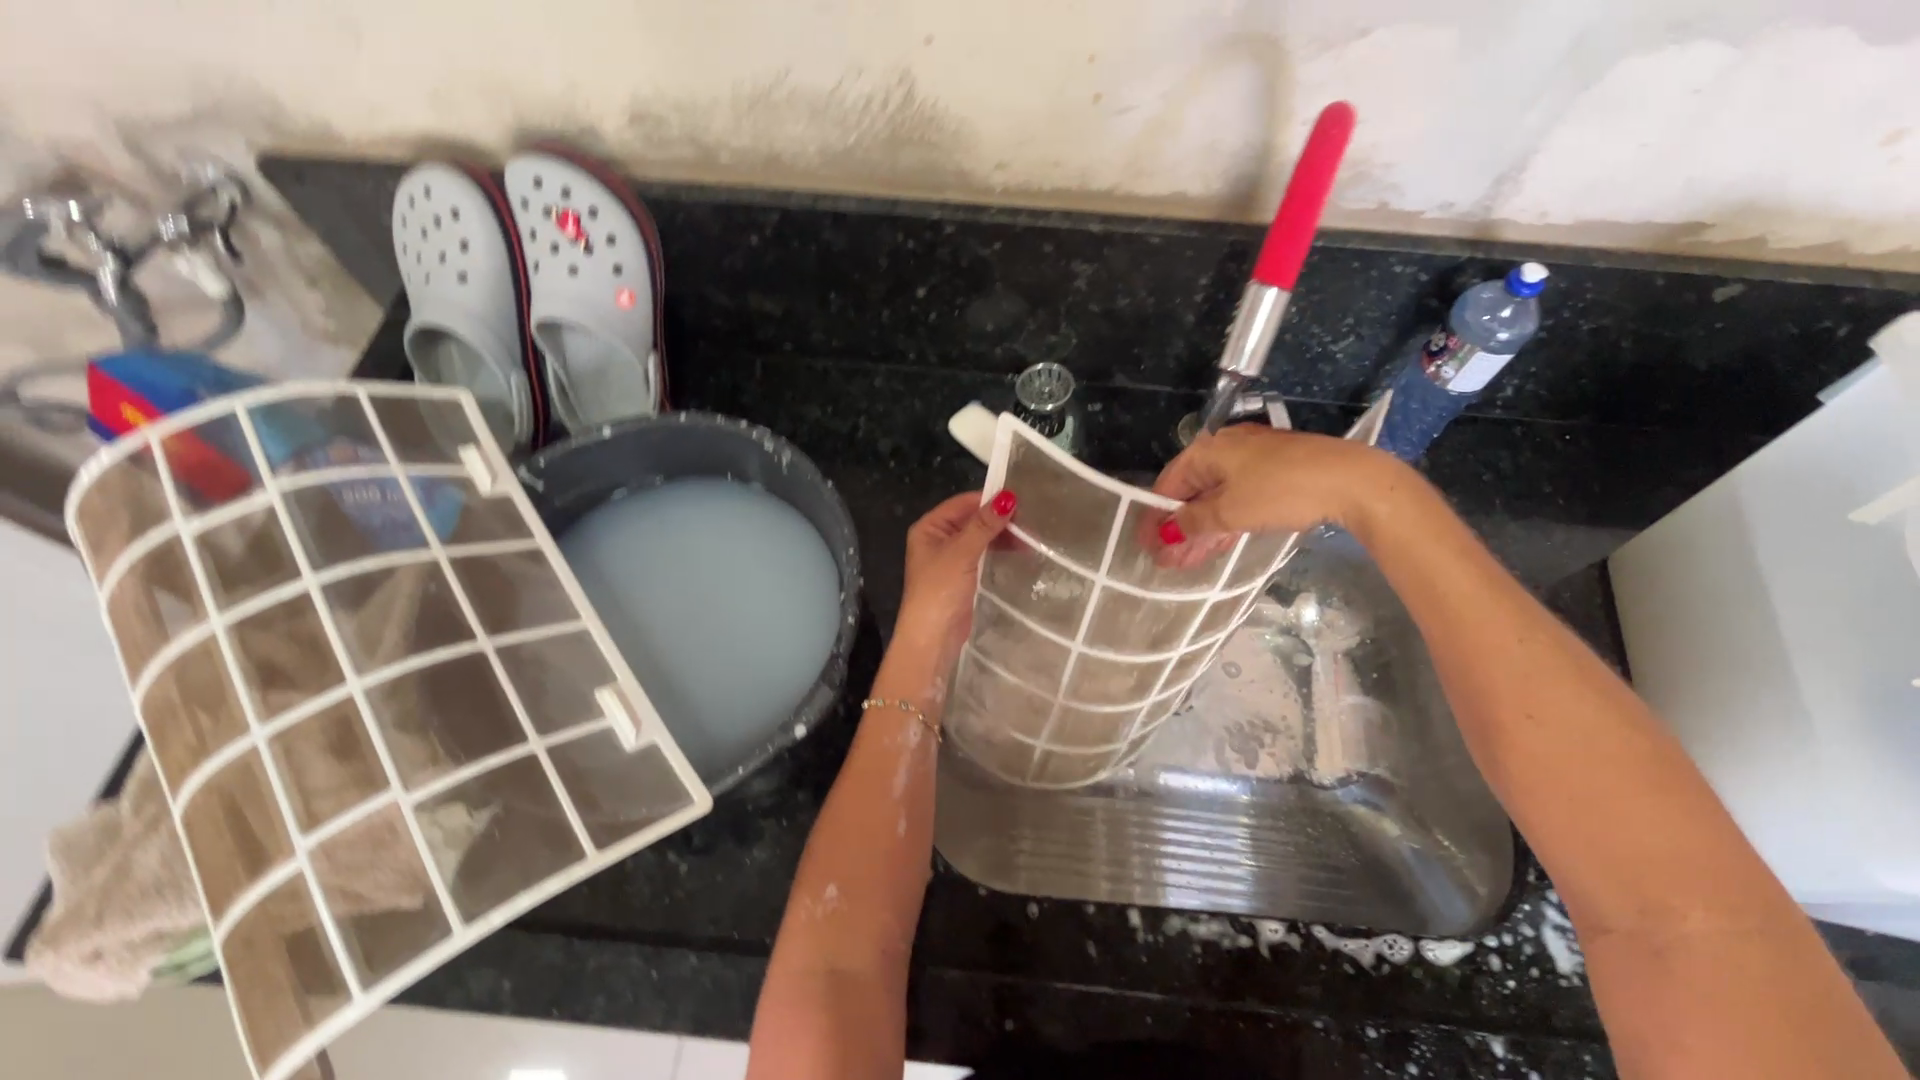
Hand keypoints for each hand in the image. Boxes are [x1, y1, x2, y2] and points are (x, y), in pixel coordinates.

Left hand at [894, 490, 1015, 663]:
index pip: (963, 503)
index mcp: (930, 528)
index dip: (989, 500)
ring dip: (1002, 537)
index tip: (1021, 500)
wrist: (932, 638)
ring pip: (980, 539)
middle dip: (999, 520)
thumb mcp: (962, 553)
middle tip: (1032, 521)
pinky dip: (999, 552)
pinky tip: (1020, 552)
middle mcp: (938, 540)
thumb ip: (984, 525)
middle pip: (973, 520)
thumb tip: (1008, 497)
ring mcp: (950, 560)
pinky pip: (983, 557)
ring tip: (1032, 539)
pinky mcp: (962, 578)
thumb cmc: (940, 589)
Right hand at [1152, 425, 1402, 541]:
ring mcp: (1253, 459)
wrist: (1351, 480)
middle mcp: (1226, 448)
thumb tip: (1166, 531)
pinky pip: (1237, 498)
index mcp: (1208, 450)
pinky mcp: (1276, 472)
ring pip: (1215, 497)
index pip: (1167, 485)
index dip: (1154, 517)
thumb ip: (1194, 522)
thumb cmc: (1282, 491)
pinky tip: (1218, 542)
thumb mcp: (1230, 511)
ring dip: (1200, 528)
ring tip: (1188, 561)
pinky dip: (1225, 520)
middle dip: (1177, 527)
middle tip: (1166, 560)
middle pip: (1191, 491)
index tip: (1146, 546)